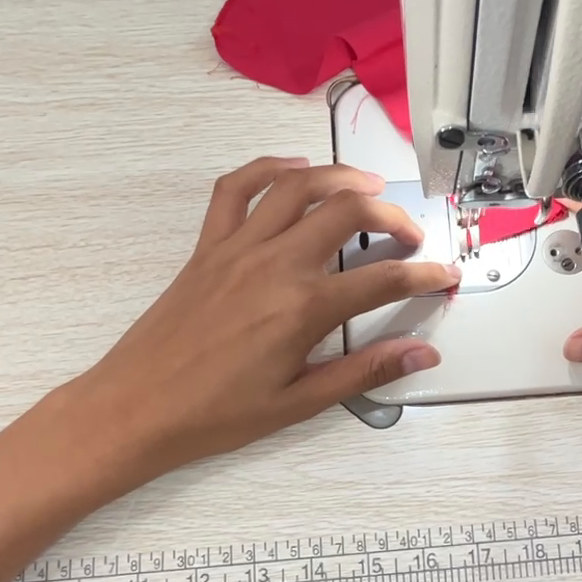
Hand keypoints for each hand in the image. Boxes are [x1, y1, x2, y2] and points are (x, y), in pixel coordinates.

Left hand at [61, 158, 456, 494]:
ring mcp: (238, 249)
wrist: (137, 408)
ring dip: (339, 177)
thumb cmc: (214, 413)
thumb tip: (420, 354)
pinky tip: (293, 169)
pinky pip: (236, 189)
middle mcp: (273, 266)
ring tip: (369, 185)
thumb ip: (366, 371)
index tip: (444, 275)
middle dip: (391, 216)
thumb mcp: (301, 402)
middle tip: (411, 233)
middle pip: (347, 213)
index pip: (383, 280)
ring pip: (297, 187)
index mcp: (302, 309)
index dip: (425, 275)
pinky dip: (267, 168)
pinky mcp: (208, 247)